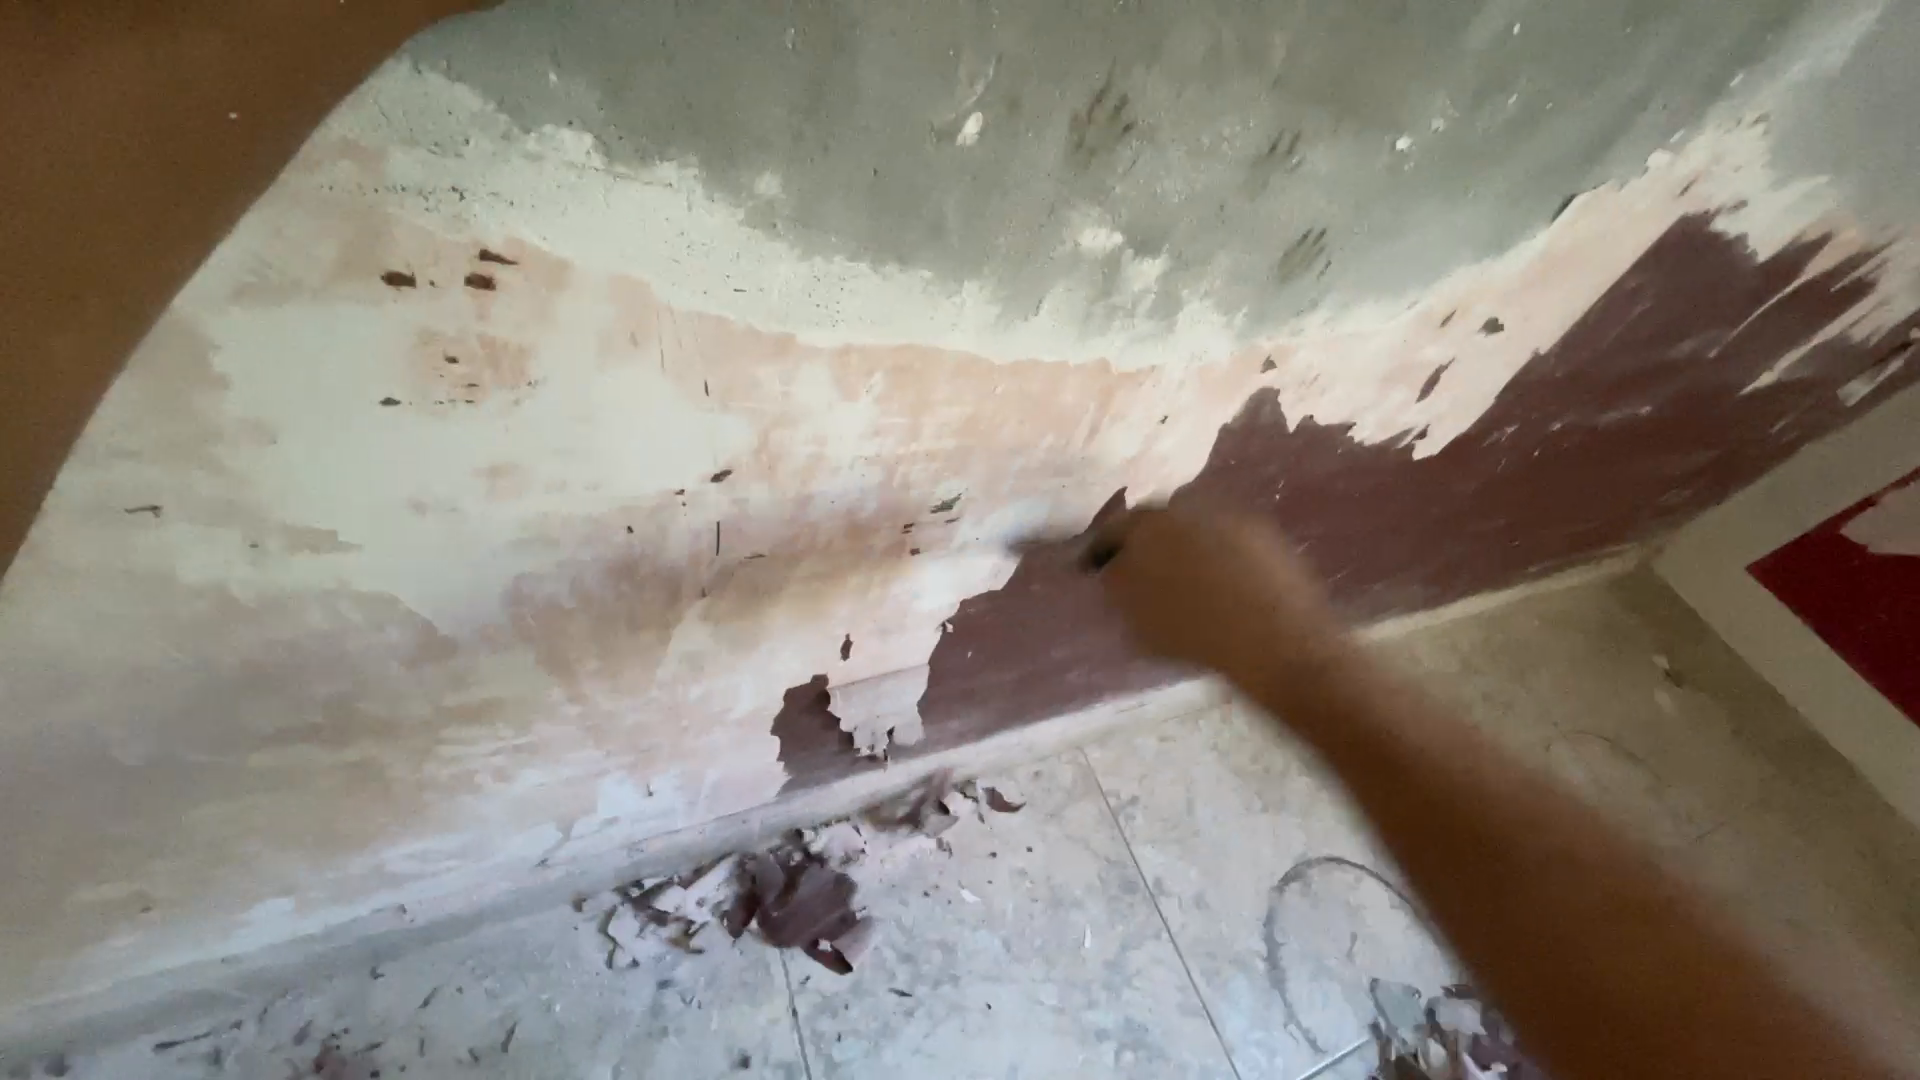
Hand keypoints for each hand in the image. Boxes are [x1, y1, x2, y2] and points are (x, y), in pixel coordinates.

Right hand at [1090, 504, 1352, 692]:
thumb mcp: (1135, 615)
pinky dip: (1217, 558)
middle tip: (1139, 571)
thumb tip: (1108, 568)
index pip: (1113, 528)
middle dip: (1145, 543)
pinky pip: (1228, 542)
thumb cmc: (1194, 630)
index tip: (1092, 567)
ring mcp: (1231, 517)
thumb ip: (1115, 583)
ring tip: (1182, 582)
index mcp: (1148, 524)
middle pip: (1156, 522)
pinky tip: (1220, 586)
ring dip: (1183, 548)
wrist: (1277, 639)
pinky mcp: (1265, 535)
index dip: (1100, 549)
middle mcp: (1189, 508)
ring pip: (1194, 529)